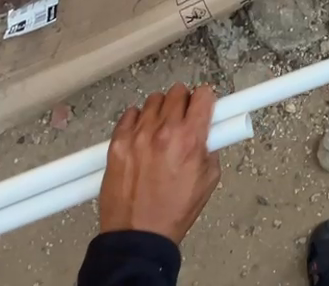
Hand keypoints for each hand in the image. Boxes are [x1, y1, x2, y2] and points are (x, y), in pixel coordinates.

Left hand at [99, 84, 222, 243]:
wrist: (137, 237)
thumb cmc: (175, 211)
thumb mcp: (209, 179)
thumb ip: (210, 147)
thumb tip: (207, 131)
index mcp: (190, 138)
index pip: (203, 94)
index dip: (205, 100)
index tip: (203, 107)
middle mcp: (164, 130)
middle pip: (178, 92)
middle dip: (184, 103)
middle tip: (183, 120)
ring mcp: (138, 135)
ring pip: (154, 100)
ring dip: (161, 110)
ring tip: (160, 129)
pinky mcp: (117, 144)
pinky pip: (130, 114)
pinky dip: (137, 120)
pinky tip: (141, 135)